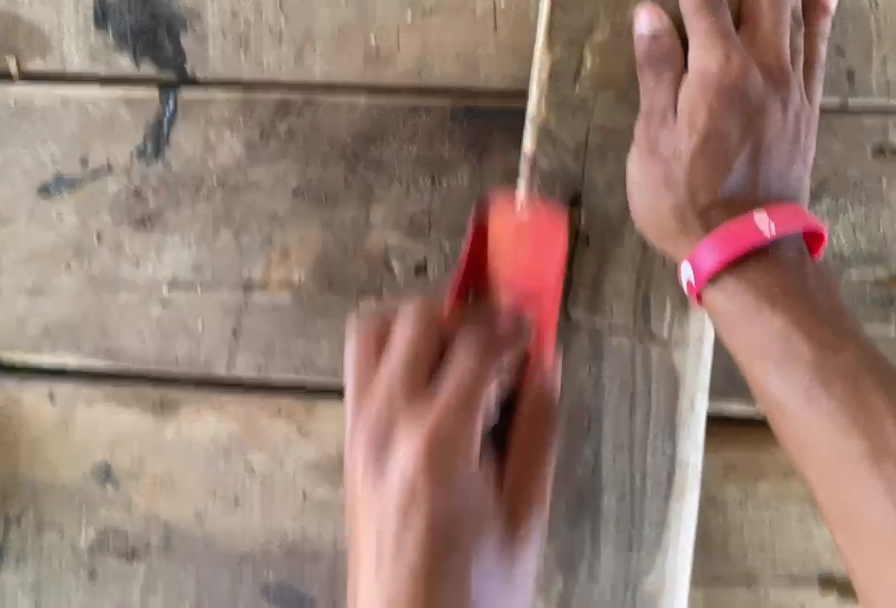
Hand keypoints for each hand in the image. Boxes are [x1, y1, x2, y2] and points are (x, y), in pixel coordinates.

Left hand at [344, 299, 559, 607]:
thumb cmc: (471, 595)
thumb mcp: (526, 517)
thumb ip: (538, 430)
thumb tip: (545, 363)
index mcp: (438, 442)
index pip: (475, 343)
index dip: (511, 324)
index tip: (530, 325)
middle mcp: (387, 421)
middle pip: (418, 316)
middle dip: (465, 318)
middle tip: (495, 345)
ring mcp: (360, 426)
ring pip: (376, 326)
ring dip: (419, 324)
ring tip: (457, 356)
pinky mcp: (349, 436)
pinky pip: (362, 361)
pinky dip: (394, 349)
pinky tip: (430, 383)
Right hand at [627, 0, 838, 261]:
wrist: (746, 249)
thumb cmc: (683, 197)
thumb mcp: (653, 138)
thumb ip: (657, 71)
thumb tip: (650, 11)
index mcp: (717, 71)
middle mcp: (761, 68)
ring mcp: (790, 87)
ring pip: (794, 13)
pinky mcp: (806, 109)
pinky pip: (818, 51)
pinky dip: (822, 18)